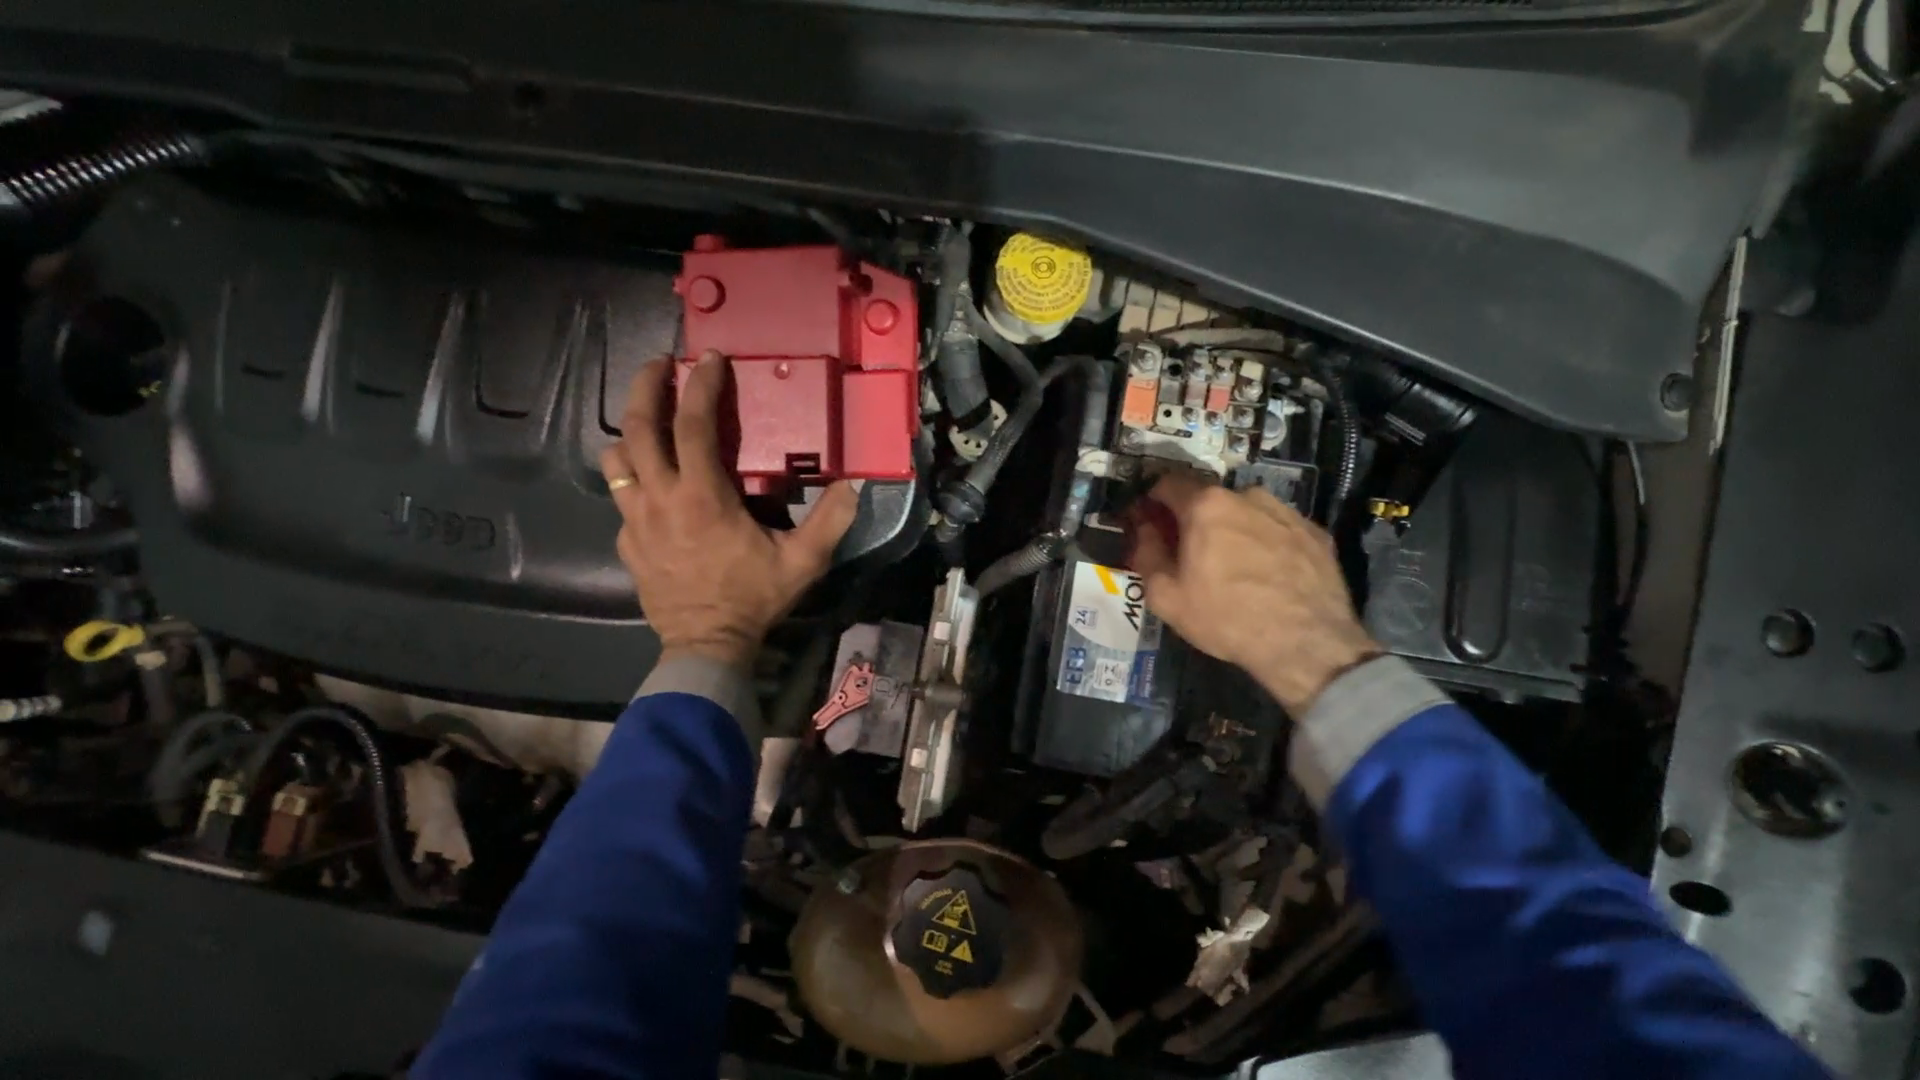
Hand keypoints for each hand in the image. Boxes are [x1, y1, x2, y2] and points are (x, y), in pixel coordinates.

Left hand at [601, 351, 857, 667]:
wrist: (706, 645)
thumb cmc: (753, 598)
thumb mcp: (803, 561)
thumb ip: (831, 520)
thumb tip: (855, 485)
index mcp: (702, 496)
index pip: (693, 424)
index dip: (700, 385)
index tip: (708, 359)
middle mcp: (660, 498)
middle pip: (638, 428)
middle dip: (646, 388)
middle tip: (659, 365)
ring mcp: (635, 521)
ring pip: (616, 459)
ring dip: (631, 433)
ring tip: (651, 423)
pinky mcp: (625, 542)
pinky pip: (620, 496)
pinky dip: (633, 478)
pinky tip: (655, 486)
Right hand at [1130, 475, 1378, 714]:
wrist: (1306, 643)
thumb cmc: (1226, 618)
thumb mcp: (1167, 596)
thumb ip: (1147, 554)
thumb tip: (1145, 530)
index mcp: (1206, 506)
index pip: (1168, 484)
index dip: (1154, 502)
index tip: (1151, 523)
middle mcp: (1247, 496)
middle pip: (1210, 499)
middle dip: (1196, 520)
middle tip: (1193, 555)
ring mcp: (1287, 512)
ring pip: (1247, 513)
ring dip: (1234, 530)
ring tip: (1236, 568)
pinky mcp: (1315, 532)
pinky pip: (1279, 530)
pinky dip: (1267, 544)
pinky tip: (1269, 576)